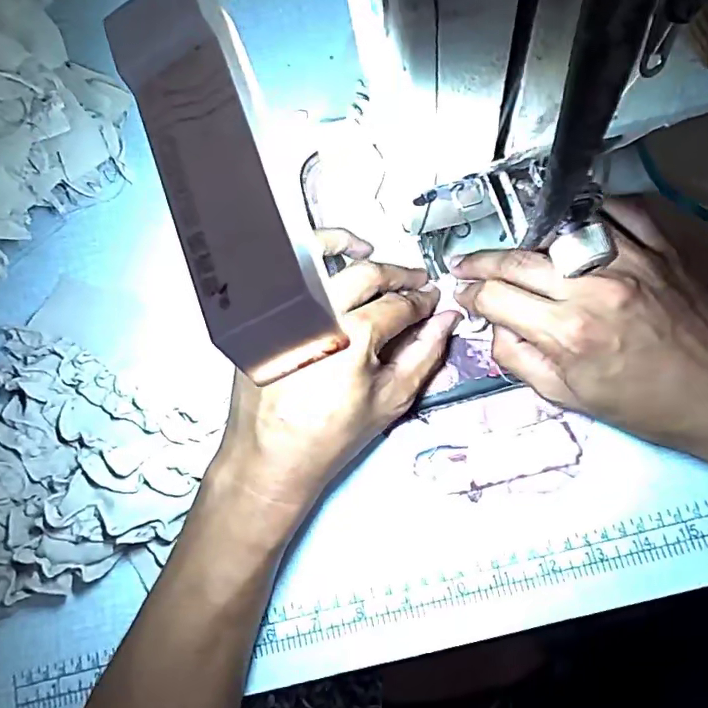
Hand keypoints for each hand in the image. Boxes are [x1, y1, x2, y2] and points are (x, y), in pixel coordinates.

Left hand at [212, 229, 458, 522]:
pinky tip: (325, 267)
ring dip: (349, 249)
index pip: (399, 305)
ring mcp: (284, 314)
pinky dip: (307, 262)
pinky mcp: (262, 318)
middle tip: (415, 280)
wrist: (272, 458)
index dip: (422, 300)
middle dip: (398, 273)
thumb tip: (445, 320)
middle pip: (367, 274)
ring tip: (369, 254)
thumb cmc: (326, 438)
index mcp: (352, 339)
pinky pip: (287, 276)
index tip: (431, 299)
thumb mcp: (392, 399)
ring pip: (320, 261)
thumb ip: (426, 353)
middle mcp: (316, 318)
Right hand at [453, 200, 707, 460]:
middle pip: (518, 260)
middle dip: (482, 262)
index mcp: (567, 333)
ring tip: (518, 251)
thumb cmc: (645, 407)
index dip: (470, 295)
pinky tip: (573, 225)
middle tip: (467, 265)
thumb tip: (495, 329)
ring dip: (529, 239)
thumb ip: (522, 361)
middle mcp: (592, 288)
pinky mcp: (658, 248)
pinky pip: (617, 211)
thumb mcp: (571, 399)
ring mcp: (628, 260)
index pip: (496, 297)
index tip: (464, 296)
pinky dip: (590, 212)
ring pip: (559, 230)